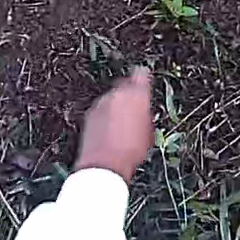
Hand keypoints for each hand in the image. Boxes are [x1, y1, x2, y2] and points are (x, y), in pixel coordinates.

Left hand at [73, 66, 153, 181]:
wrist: (104, 165)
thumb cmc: (131, 151)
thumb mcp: (149, 133)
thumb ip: (146, 114)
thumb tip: (144, 110)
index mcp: (137, 95)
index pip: (141, 74)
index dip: (144, 75)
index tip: (146, 76)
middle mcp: (117, 94)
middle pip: (124, 84)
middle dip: (129, 91)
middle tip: (135, 103)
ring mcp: (101, 103)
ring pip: (112, 96)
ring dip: (117, 103)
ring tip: (122, 120)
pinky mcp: (90, 113)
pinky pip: (102, 107)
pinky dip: (106, 112)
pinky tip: (110, 126)